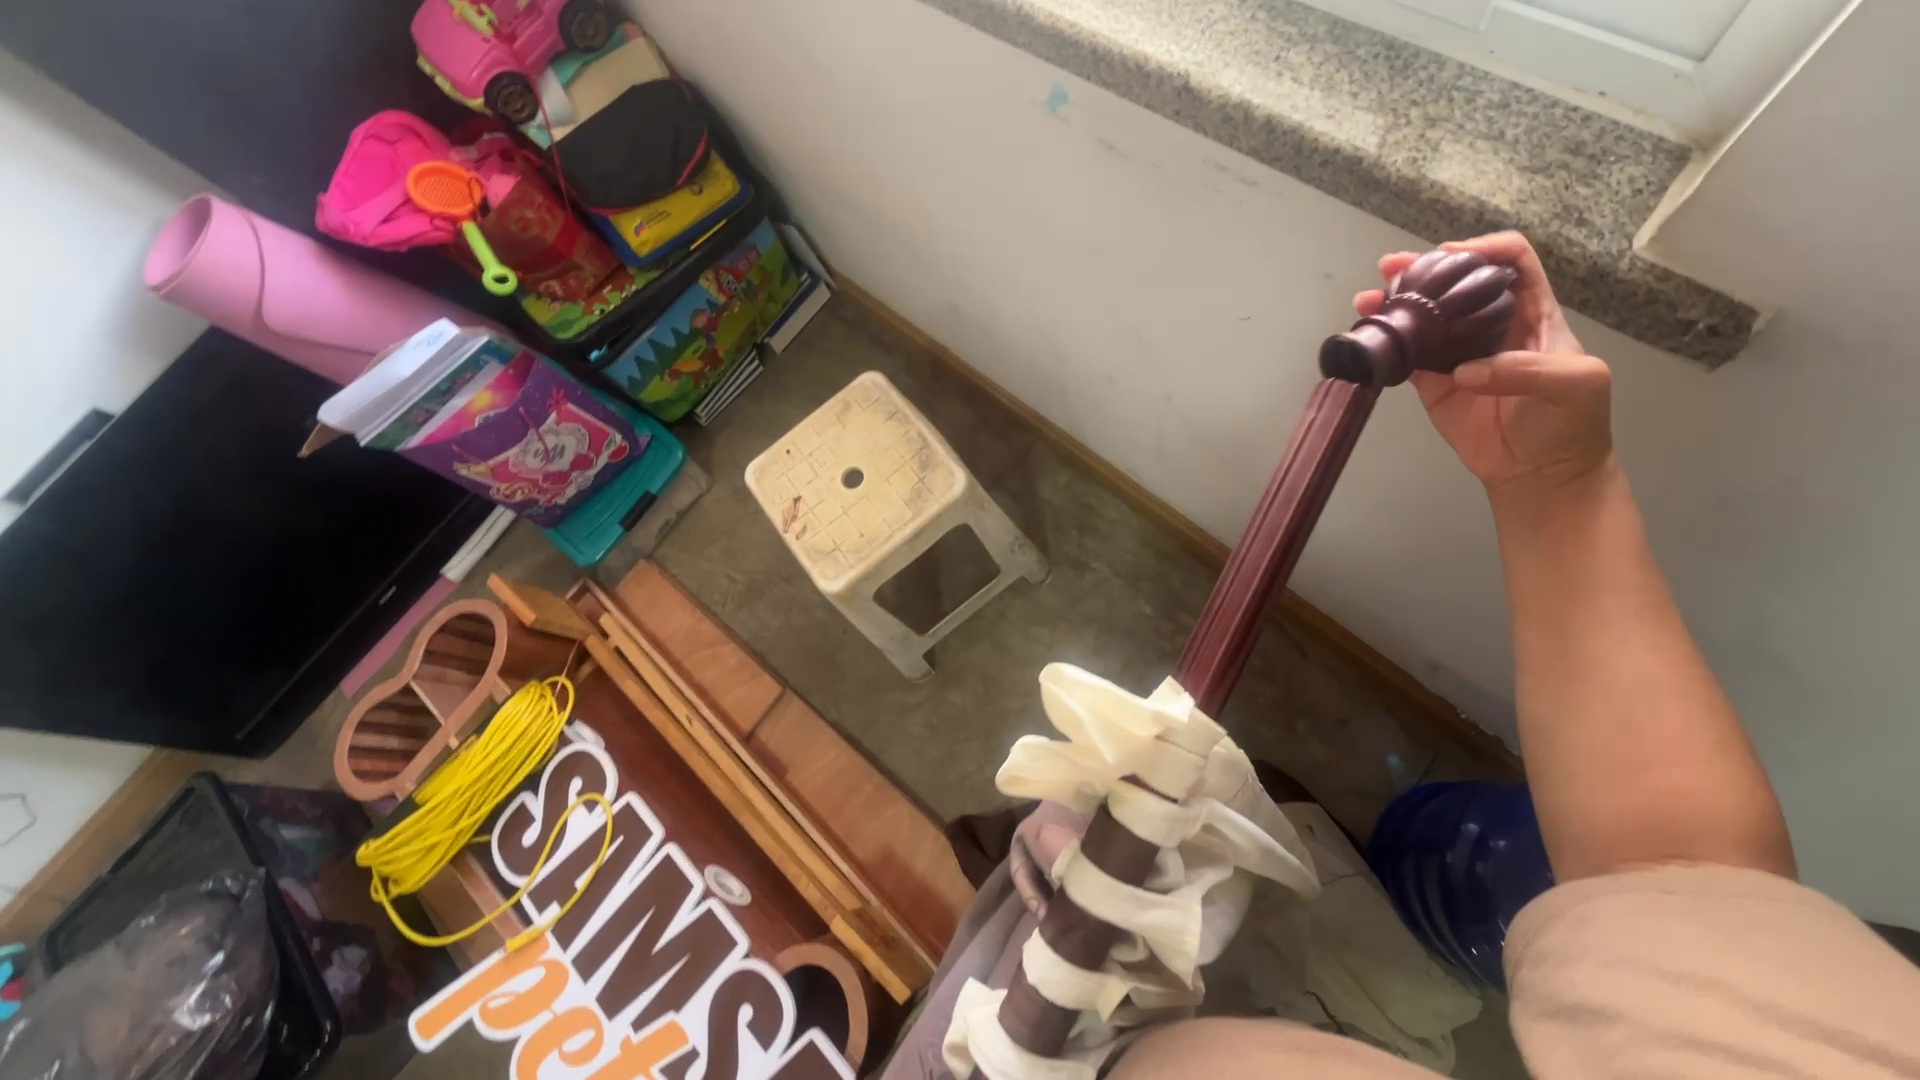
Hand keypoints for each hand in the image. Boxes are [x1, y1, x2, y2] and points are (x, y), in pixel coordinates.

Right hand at [1354, 231, 1613, 494]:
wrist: (1540, 473)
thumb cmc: (1571, 422)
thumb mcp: (1575, 384)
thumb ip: (1527, 369)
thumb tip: (1465, 371)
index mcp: (1532, 313)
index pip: (1512, 263)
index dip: (1484, 250)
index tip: (1452, 255)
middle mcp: (1490, 326)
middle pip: (1456, 282)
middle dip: (1424, 267)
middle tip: (1391, 267)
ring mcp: (1457, 355)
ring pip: (1424, 316)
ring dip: (1394, 302)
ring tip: (1368, 299)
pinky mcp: (1431, 384)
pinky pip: (1405, 357)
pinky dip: (1384, 345)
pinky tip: (1367, 336)